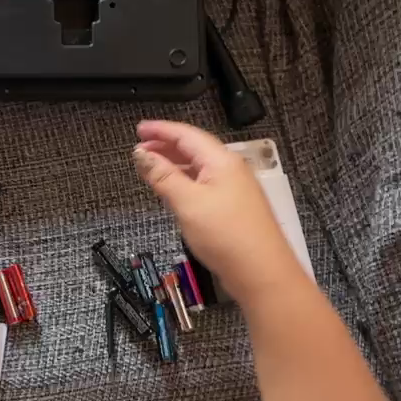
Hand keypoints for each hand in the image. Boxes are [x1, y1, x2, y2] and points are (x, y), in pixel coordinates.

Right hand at [131, 119, 305, 307]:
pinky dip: (184, 179)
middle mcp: (230, 169)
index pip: (186, 135)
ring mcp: (234, 188)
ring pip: (199, 166)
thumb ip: (162, 176)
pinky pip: (204, 183)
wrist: (261, 271)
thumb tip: (141, 154)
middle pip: (194, 148)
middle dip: (165, 145)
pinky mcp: (233, 207)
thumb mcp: (187, 203)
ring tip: (151, 165)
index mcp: (221, 161)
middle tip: (141, 146)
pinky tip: (173, 189)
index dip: (160, 130)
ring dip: (173, 162)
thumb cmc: (227, 236)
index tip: (139, 128)